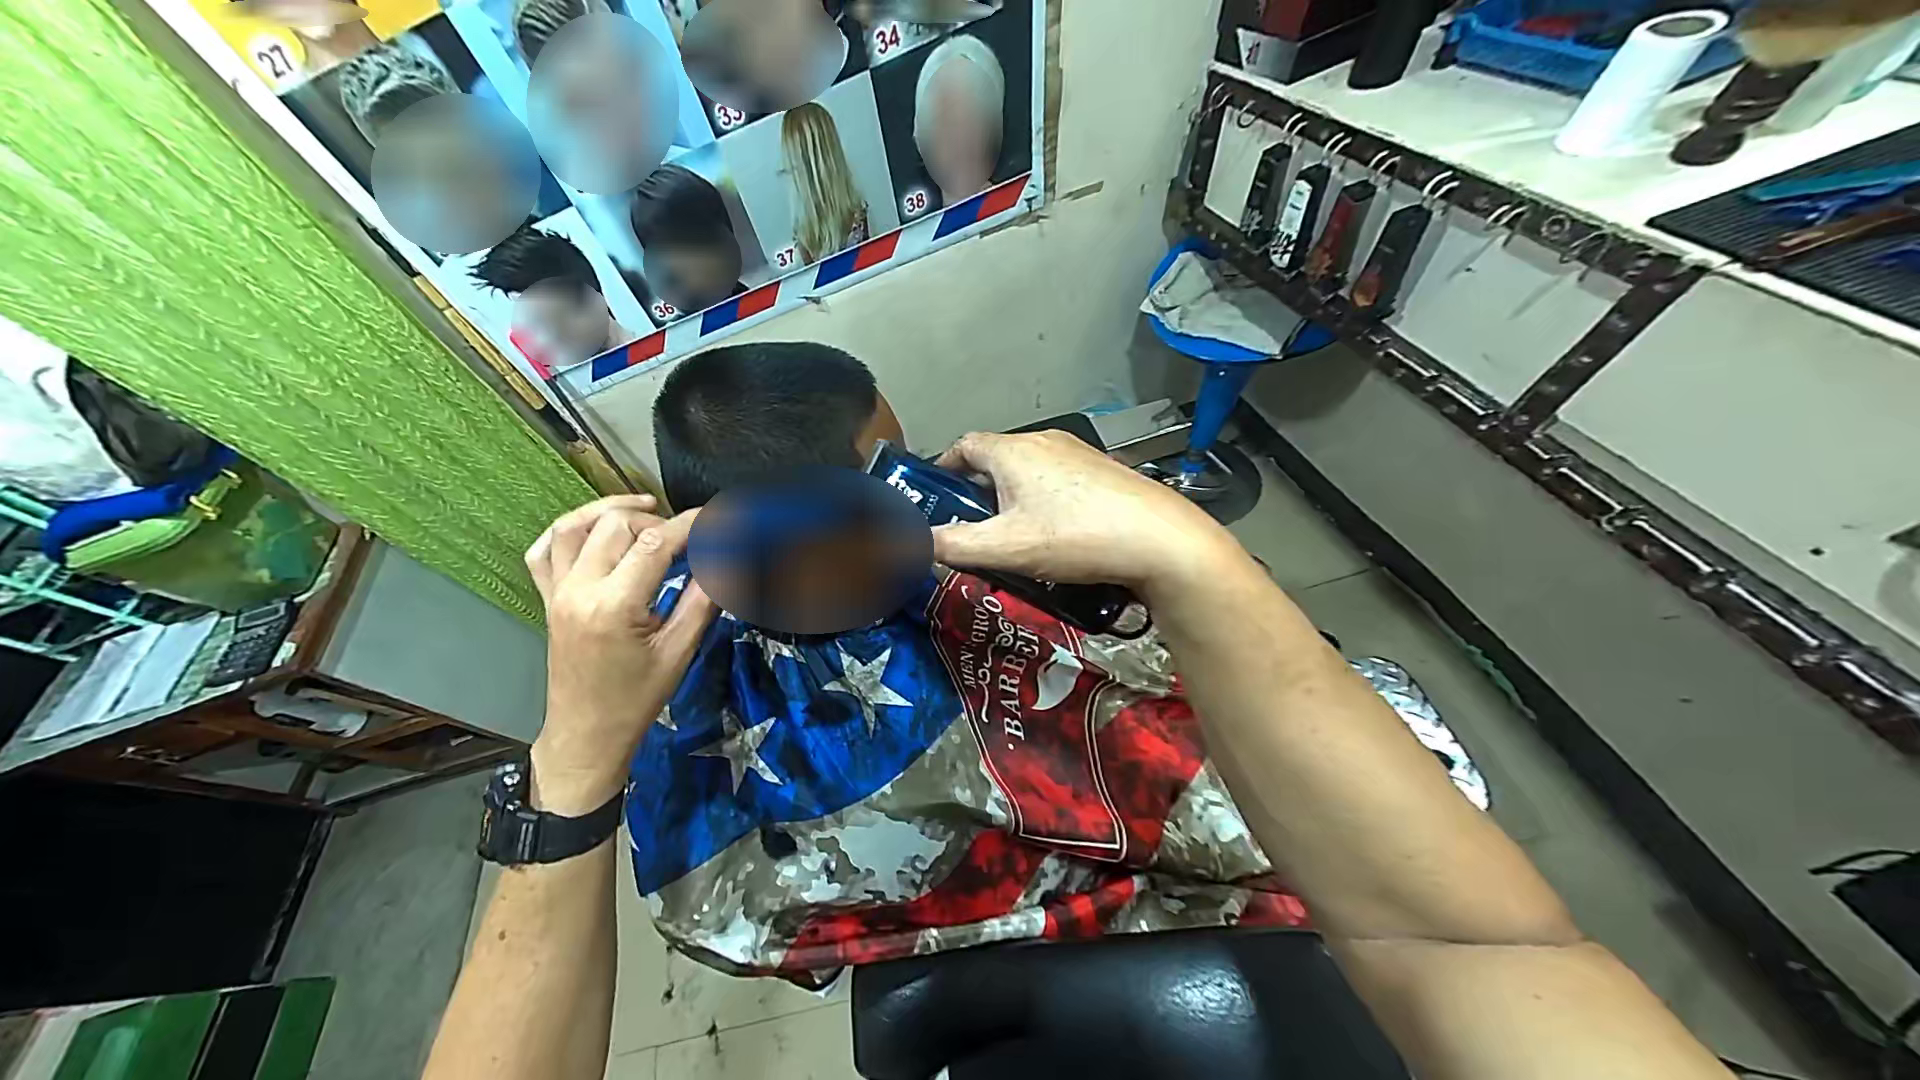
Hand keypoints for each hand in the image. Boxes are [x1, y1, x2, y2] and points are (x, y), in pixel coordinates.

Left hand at [523, 495, 716, 814]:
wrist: (587, 733)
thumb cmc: (636, 699)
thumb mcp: (680, 651)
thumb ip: (703, 599)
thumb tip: (726, 561)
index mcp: (614, 606)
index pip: (655, 544)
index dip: (691, 525)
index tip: (718, 519)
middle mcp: (578, 591)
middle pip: (616, 525)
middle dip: (658, 521)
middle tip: (688, 538)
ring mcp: (556, 593)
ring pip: (573, 526)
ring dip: (611, 510)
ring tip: (645, 510)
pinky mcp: (547, 599)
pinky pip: (544, 551)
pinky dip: (569, 530)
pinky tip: (595, 529)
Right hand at [931, 431, 1246, 598]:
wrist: (1161, 542)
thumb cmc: (1078, 536)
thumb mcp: (1005, 547)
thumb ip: (953, 546)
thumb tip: (916, 545)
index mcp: (1013, 451)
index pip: (962, 446)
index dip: (942, 470)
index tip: (934, 498)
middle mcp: (1045, 443)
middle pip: (995, 460)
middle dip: (976, 493)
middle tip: (970, 530)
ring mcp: (1078, 455)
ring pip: (1027, 472)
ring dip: (1010, 500)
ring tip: (1011, 539)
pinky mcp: (1103, 474)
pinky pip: (1057, 482)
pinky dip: (1042, 503)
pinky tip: (1055, 537)